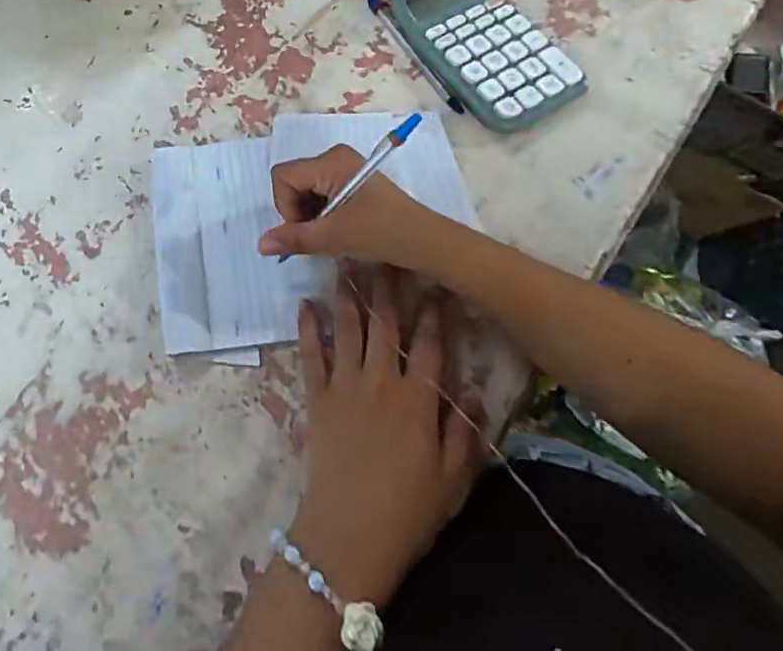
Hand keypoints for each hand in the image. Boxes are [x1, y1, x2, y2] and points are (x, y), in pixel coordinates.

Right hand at [256, 144, 451, 268]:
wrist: (426, 241)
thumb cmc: (381, 233)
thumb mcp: (334, 237)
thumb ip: (294, 238)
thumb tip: (260, 243)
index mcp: (330, 162)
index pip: (283, 177)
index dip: (285, 206)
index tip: (306, 230)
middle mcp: (335, 157)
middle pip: (292, 180)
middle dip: (297, 210)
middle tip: (318, 235)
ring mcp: (345, 167)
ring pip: (305, 188)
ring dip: (309, 214)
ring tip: (329, 234)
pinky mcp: (352, 180)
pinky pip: (320, 191)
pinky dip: (321, 212)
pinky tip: (337, 228)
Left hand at [286, 266, 478, 608]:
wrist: (350, 532)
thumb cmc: (409, 510)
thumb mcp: (454, 479)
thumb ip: (466, 433)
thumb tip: (479, 394)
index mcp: (418, 400)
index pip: (430, 344)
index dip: (435, 311)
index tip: (436, 280)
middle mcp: (381, 382)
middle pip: (386, 325)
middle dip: (387, 285)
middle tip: (384, 249)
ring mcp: (345, 385)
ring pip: (348, 329)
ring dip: (347, 293)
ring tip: (345, 260)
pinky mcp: (316, 397)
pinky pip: (311, 354)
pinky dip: (307, 328)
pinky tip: (304, 303)